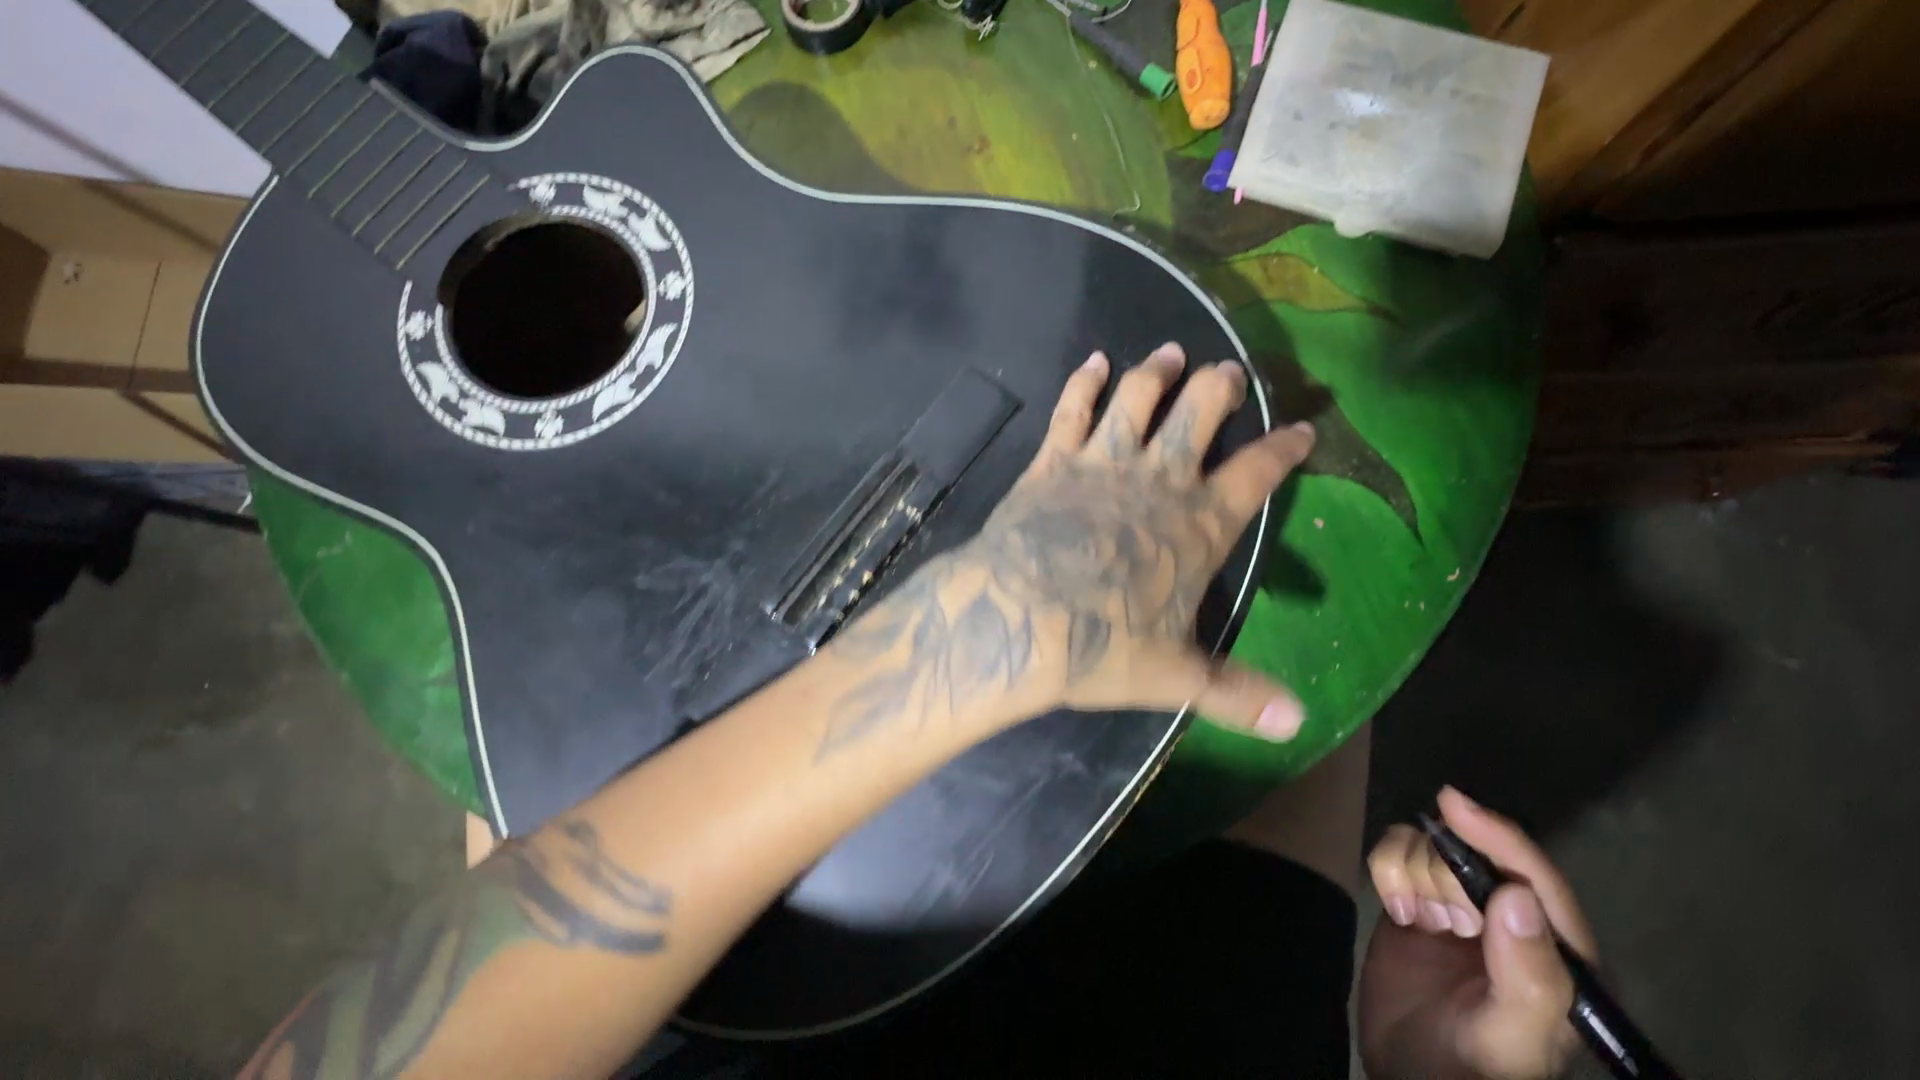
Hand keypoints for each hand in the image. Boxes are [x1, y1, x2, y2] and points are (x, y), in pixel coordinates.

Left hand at [818, 343, 1314, 756]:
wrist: (1018, 621)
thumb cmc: (1102, 648)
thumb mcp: (1177, 676)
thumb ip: (1236, 692)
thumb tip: (1297, 724)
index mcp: (1201, 524)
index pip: (1259, 472)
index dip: (1285, 447)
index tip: (1302, 429)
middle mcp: (1159, 480)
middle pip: (1200, 412)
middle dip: (1219, 387)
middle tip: (1228, 372)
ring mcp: (1104, 463)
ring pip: (1139, 397)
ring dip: (1157, 371)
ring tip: (1170, 354)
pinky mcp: (1053, 461)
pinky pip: (1073, 409)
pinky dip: (1085, 382)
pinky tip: (1093, 362)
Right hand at [1359, 787, 1598, 1079]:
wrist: (1401, 1076)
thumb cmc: (1464, 1069)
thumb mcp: (1508, 1041)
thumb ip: (1529, 980)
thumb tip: (1518, 897)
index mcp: (1557, 951)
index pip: (1534, 876)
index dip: (1498, 836)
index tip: (1454, 805)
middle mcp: (1512, 919)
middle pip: (1475, 852)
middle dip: (1444, 875)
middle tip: (1437, 922)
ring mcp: (1460, 906)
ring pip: (1433, 845)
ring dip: (1412, 874)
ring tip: (1414, 921)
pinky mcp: (1416, 899)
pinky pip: (1398, 852)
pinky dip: (1387, 871)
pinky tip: (1397, 914)